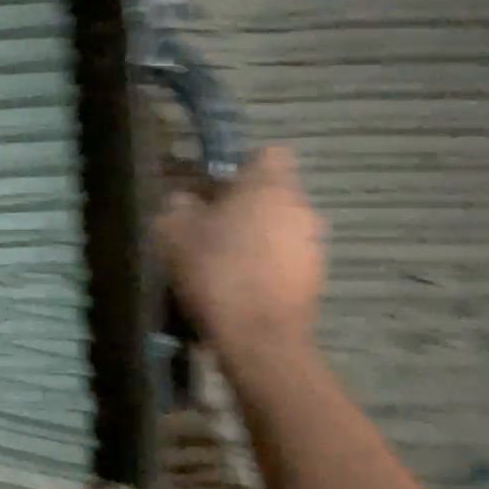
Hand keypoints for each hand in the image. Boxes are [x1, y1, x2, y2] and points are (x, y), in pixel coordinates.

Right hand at [157, 146, 325, 347]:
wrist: (259, 335)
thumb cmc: (216, 271)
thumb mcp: (173, 233)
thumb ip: (177, 207)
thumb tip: (183, 199)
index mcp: (269, 186)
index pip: (268, 153)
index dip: (239, 166)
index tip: (212, 188)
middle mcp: (302, 206)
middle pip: (271, 193)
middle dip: (242, 206)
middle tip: (205, 228)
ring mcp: (314, 243)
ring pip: (278, 226)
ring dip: (253, 237)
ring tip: (219, 262)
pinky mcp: (315, 275)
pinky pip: (284, 256)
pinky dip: (263, 264)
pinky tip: (236, 286)